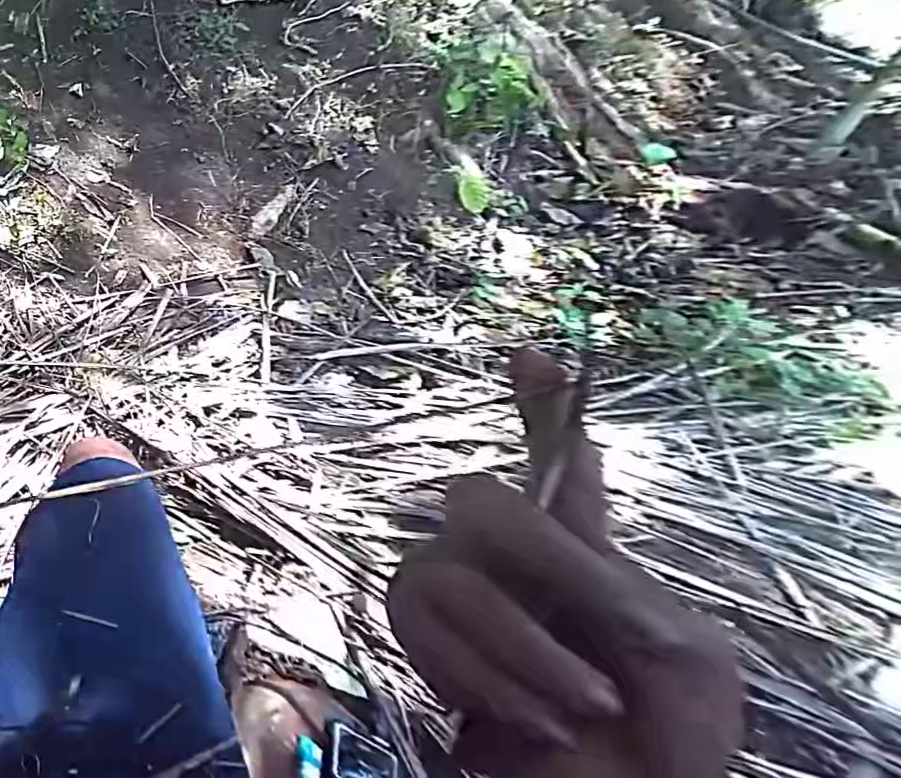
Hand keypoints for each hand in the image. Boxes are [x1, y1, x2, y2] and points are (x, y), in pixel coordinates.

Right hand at [389, 350, 742, 777]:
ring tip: (572, 706)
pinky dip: (479, 675)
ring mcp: (450, 580)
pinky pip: (417, 618)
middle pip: (479, 500)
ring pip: (445, 572)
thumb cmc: (663, 736)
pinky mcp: (413, 620)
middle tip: (589, 651)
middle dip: (536, 569)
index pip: (556, 459)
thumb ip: (607, 579)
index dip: (542, 406)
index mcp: (580, 548)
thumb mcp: (676, 655)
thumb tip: (535, 526)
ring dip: (518, 651)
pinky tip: (524, 714)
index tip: (531, 354)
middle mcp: (503, 550)